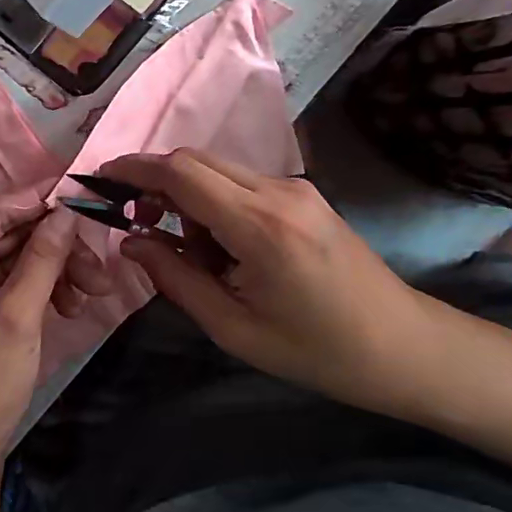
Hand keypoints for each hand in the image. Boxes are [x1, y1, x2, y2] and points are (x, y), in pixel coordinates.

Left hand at [0, 184, 87, 464]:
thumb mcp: (18, 316)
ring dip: (59, 268)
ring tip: (93, 291)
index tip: (82, 189)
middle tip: (99, 261)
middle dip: (57, 245)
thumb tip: (67, 210)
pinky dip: (49, 285)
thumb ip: (43, 259)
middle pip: (11, 232)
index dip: (38, 200)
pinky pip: (20, 275)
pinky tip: (74, 304)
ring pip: (21, 253)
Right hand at [102, 149, 444, 415]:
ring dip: (184, 195)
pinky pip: (237, 181)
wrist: (411, 350)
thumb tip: (131, 241)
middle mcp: (278, 192)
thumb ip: (174, 279)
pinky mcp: (301, 195)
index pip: (180, 172)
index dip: (133, 169)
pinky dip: (210, 201)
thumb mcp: (235, 329)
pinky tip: (218, 245)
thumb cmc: (320, 351)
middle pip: (192, 160)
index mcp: (260, 226)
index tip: (100, 178)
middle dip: (153, 181)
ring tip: (186, 249)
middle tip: (134, 219)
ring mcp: (294, 189)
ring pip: (213, 168)